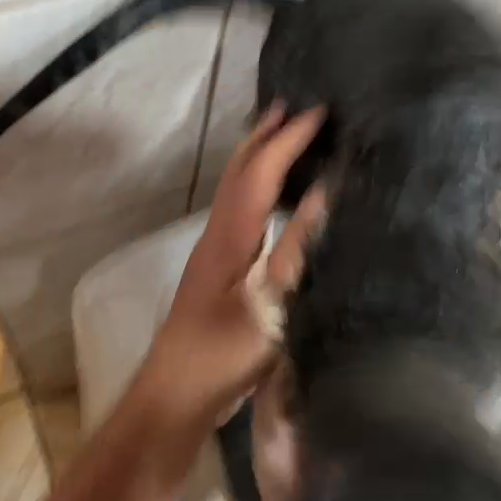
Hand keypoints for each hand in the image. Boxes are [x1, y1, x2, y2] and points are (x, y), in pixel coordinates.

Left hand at [133, 105, 325, 435]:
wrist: (175, 394)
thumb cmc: (223, 354)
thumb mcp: (271, 306)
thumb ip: (296, 251)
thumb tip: (325, 195)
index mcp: (230, 236)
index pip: (260, 172)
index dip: (288, 139)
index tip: (320, 111)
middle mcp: (218, 234)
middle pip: (238, 171)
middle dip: (264, 135)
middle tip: (293, 106)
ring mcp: (213, 252)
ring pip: (236, 188)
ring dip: (258, 157)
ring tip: (282, 137)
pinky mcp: (217, 271)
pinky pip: (239, 208)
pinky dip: (257, 186)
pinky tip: (273, 198)